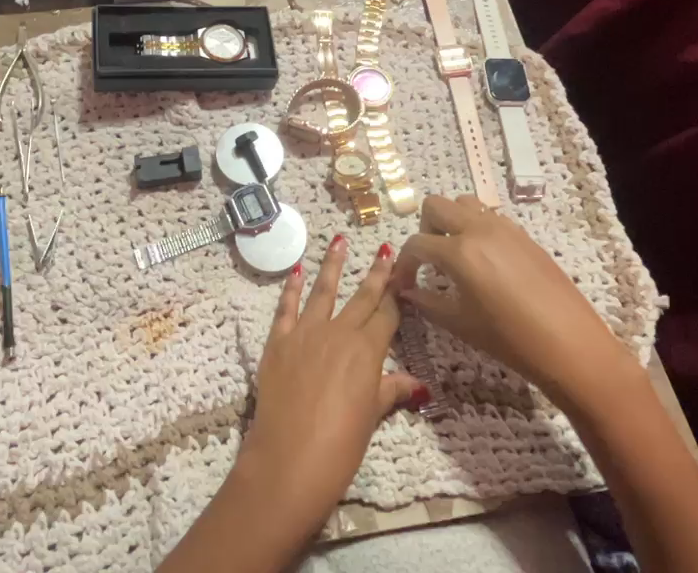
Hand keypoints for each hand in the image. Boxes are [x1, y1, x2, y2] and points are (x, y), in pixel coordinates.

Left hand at [238, 233, 424, 527]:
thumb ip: (390, 391)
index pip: (387, 315)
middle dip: (377, 273)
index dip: (397, 295)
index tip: (405, 274)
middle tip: (386, 248)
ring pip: (324, 291)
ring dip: (333, 265)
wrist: (289, 459)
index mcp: (367, 350)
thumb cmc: (339, 445)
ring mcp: (305, 333)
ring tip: (340, 240)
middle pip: (362, 297)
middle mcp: (339, 332)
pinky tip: (296, 271)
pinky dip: (291, 288)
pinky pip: (286, 308)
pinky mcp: (278, 341)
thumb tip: (419, 386)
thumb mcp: (371, 417)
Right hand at [394, 195, 638, 414]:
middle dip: (424, 230)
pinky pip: (490, 217)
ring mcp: (505, 228)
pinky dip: (476, 228)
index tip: (403, 283)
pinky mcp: (524, 235)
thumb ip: (427, 301)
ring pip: (464, 203)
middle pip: (435, 205)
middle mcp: (479, 229)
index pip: (416, 243)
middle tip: (429, 261)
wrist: (572, 346)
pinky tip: (484, 261)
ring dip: (451, 221)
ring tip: (456, 255)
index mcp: (460, 252)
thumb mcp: (461, 324)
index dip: (403, 263)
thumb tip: (407, 291)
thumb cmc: (511, 340)